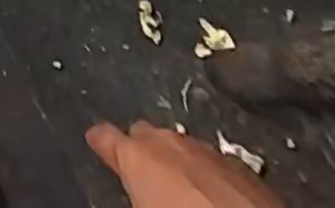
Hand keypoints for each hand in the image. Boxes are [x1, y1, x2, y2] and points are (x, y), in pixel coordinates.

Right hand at [86, 122, 285, 207]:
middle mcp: (169, 143)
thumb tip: (139, 191)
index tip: (94, 139)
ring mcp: (207, 151)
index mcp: (138, 158)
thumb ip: (136, 196)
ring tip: (178, 192)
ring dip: (176, 163)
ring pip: (181, 147)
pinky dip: (206, 176)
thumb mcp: (142, 206)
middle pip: (145, 134)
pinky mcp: (241, 168)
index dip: (99, 141)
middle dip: (141, 149)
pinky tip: (212, 201)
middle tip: (140, 177)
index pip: (107, 138)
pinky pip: (212, 164)